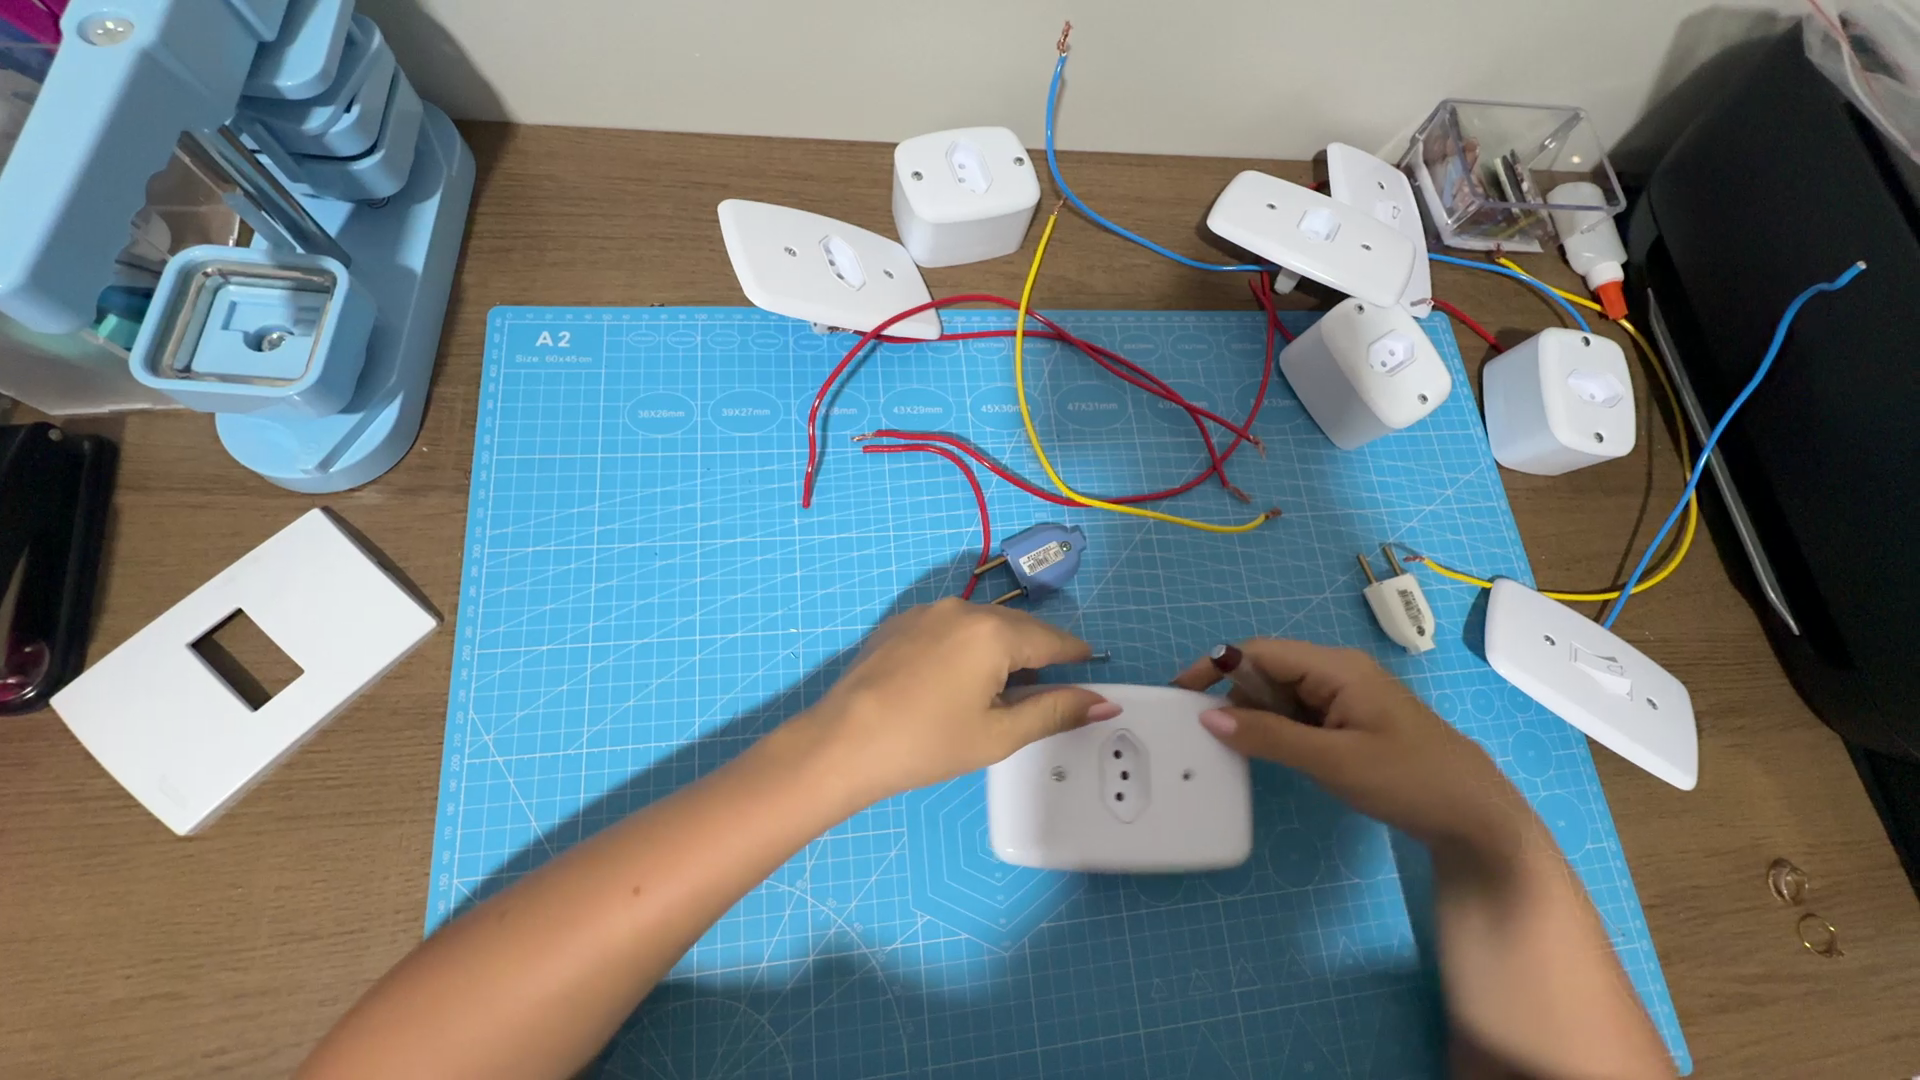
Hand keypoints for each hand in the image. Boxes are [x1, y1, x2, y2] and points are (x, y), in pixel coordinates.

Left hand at [801, 599, 1118, 803]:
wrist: (843, 742)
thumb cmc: (927, 743)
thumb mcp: (1000, 733)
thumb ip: (1056, 711)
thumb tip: (1105, 703)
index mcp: (994, 632)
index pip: (1053, 640)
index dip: (1076, 656)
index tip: (1090, 667)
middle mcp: (962, 609)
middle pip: (1018, 627)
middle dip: (1039, 653)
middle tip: (1048, 689)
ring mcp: (926, 612)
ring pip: (982, 625)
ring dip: (1002, 649)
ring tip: (1001, 689)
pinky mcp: (900, 623)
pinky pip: (950, 627)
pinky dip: (967, 646)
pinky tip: (957, 679)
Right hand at [1173, 639, 1531, 853]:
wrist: (1478, 819)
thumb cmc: (1409, 780)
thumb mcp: (1333, 761)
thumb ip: (1268, 736)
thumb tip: (1209, 717)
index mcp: (1336, 667)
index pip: (1259, 652)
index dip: (1214, 666)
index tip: (1179, 691)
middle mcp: (1337, 672)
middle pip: (1267, 670)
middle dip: (1233, 695)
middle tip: (1207, 731)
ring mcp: (1345, 697)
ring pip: (1280, 694)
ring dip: (1254, 715)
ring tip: (1234, 746)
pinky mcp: (1349, 720)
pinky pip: (1298, 713)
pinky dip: (1275, 728)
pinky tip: (1266, 751)